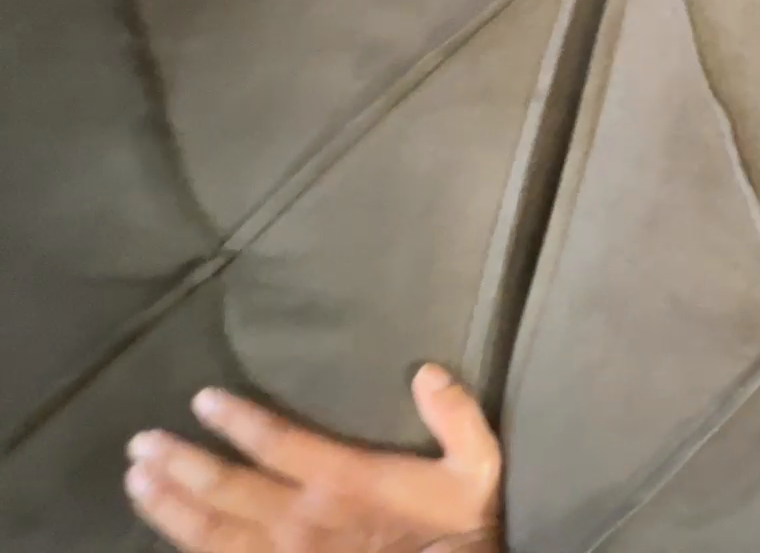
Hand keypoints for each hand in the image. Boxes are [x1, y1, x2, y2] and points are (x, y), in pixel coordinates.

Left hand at [124, 365, 501, 552]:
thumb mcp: (477, 459)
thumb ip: (455, 413)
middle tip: (142, 442)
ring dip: (166, 505)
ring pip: (206, 532)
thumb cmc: (459, 518)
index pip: (278, 443)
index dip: (238, 420)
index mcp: (346, 481)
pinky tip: (164, 535)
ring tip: (135, 480)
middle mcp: (300, 519)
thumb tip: (426, 370)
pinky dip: (183, 549)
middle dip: (180, 463)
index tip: (204, 400)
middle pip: (225, 489)